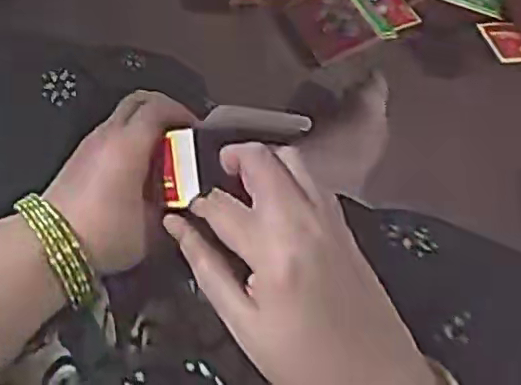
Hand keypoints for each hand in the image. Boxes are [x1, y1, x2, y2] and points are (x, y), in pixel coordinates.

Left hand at [42, 90, 195, 273]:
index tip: (198, 129)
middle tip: (182, 133)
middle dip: (164, 109)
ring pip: (123, 114)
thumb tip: (183, 196)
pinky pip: (112, 130)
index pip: (157, 108)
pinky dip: (130, 135)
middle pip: (138, 101)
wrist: (53, 239)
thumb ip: (172, 207)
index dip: (181, 112)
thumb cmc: (107, 231)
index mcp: (128, 143)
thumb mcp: (151, 228)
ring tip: (164, 152)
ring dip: (145, 123)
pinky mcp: (81, 153)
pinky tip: (140, 166)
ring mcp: (91, 140)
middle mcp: (108, 132)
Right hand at [162, 143, 434, 384]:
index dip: (194, 201)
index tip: (185, 208)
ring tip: (243, 181)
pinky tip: (275, 198)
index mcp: (273, 251)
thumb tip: (176, 226)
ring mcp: (327, 219)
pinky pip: (312, 177)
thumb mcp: (244, 325)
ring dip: (261, 160)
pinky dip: (288, 174)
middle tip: (212, 178)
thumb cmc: (310, 364)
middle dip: (227, 159)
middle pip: (258, 158)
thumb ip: (205, 267)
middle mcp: (302, 223)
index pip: (218, 202)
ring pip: (289, 156)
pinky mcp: (344, 225)